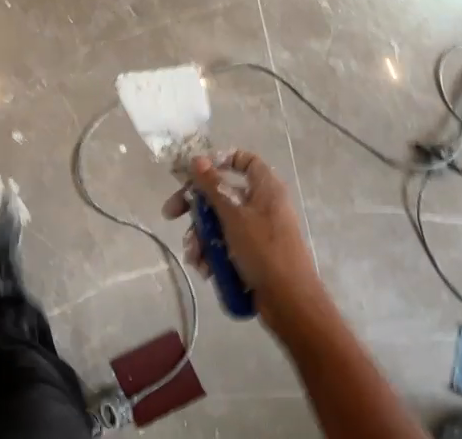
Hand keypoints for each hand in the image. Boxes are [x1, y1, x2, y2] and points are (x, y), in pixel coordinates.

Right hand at [163, 150, 322, 328]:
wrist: (290, 302)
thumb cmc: (264, 250)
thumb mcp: (234, 216)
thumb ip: (213, 186)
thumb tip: (197, 158)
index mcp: (265, 188)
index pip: (244, 160)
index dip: (220, 160)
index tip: (196, 171)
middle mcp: (262, 204)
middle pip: (223, 193)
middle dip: (196, 207)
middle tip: (170, 214)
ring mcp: (257, 230)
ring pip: (220, 222)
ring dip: (201, 237)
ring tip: (194, 256)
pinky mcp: (253, 253)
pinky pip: (226, 244)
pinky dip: (212, 253)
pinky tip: (204, 269)